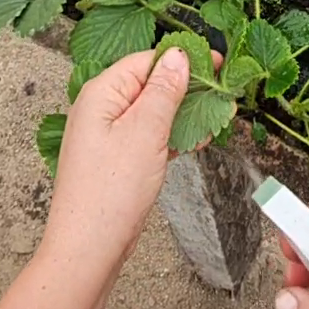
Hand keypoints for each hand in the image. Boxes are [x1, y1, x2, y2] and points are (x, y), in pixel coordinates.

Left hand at [41, 48, 203, 269]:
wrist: (87, 252)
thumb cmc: (108, 194)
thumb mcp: (145, 131)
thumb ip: (164, 90)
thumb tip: (178, 56)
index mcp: (101, 93)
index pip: (147, 60)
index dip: (183, 59)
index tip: (217, 63)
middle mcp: (101, 108)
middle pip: (151, 84)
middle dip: (187, 87)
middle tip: (221, 93)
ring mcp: (108, 134)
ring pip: (153, 111)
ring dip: (183, 112)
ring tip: (215, 116)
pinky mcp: (117, 158)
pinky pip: (149, 134)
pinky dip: (172, 134)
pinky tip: (195, 139)